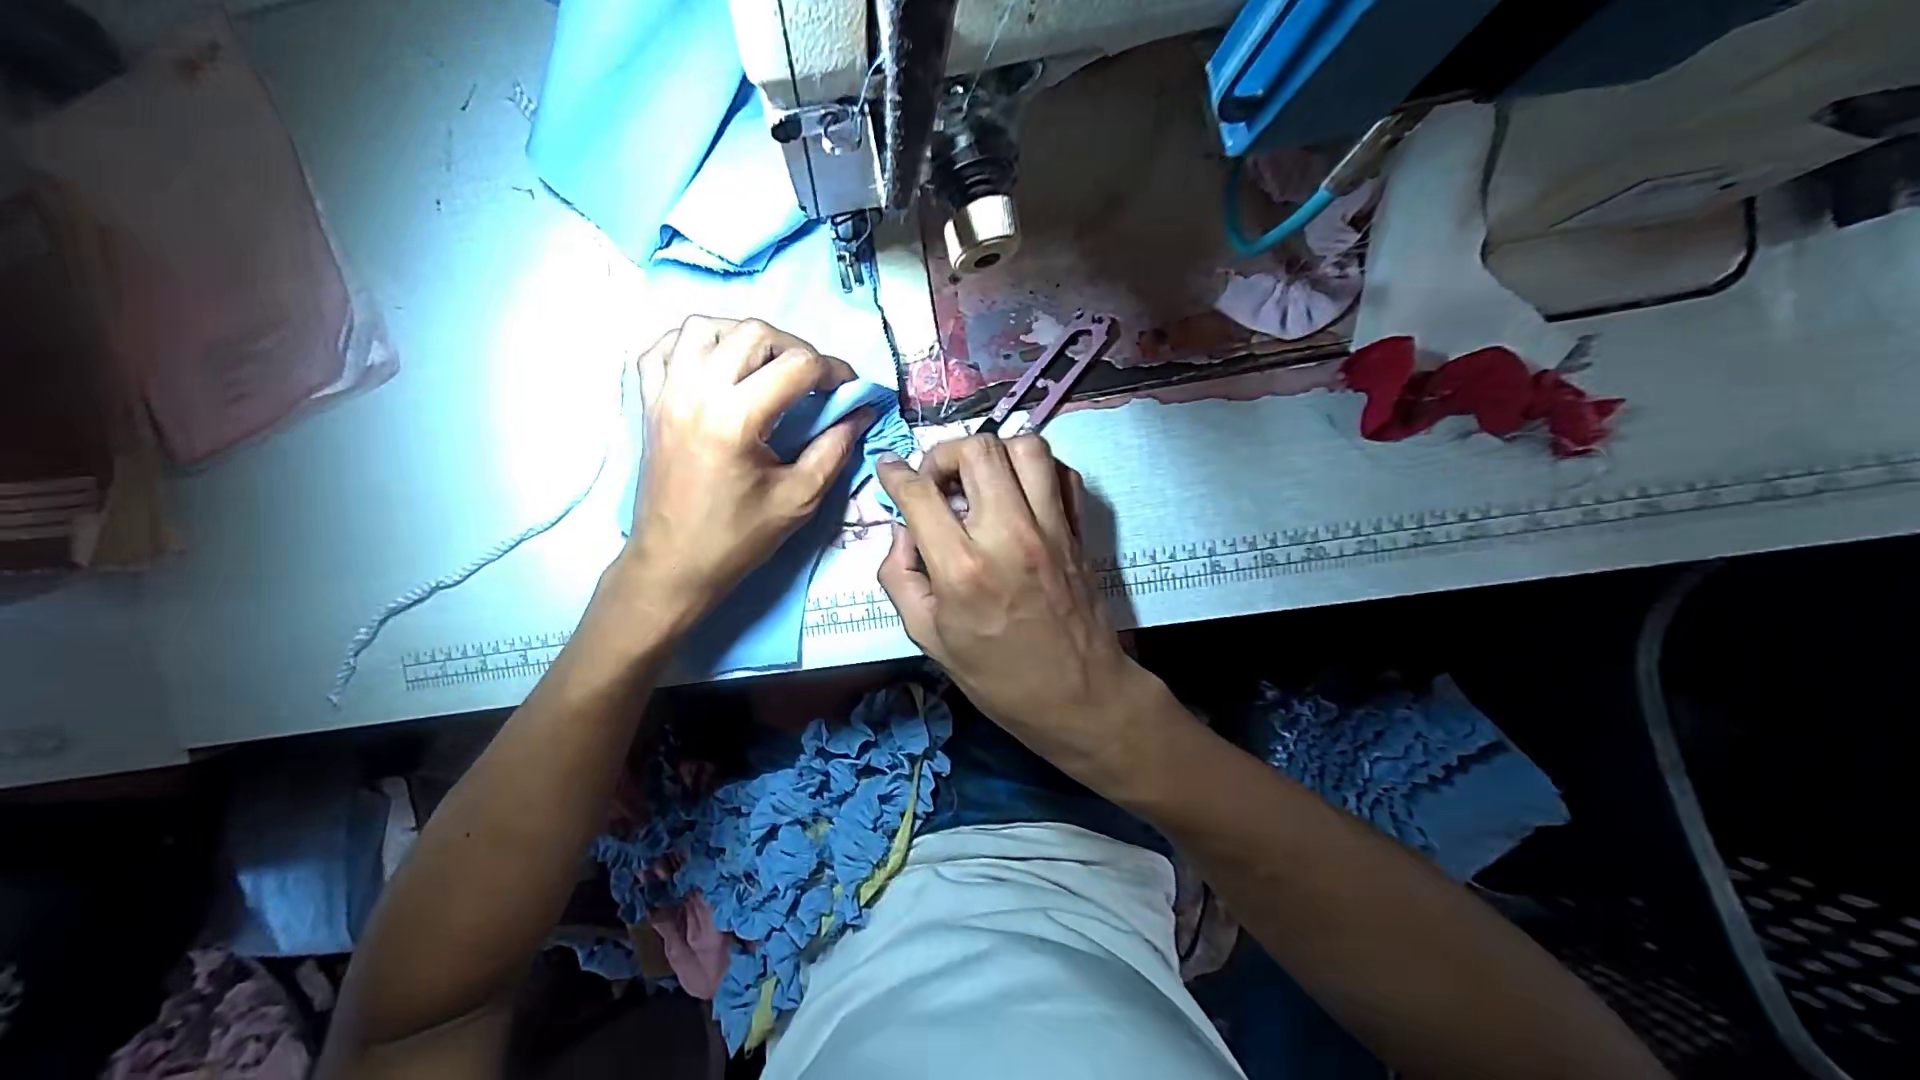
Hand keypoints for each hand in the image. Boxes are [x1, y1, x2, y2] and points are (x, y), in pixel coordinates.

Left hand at [620, 317, 870, 624]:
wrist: (672, 564)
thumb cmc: (737, 538)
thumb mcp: (799, 498)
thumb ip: (835, 448)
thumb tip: (862, 411)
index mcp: (734, 419)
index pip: (796, 365)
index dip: (834, 371)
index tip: (848, 390)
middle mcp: (695, 392)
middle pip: (753, 333)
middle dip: (795, 348)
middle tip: (812, 380)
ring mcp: (664, 392)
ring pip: (705, 327)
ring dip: (745, 338)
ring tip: (766, 367)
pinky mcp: (647, 401)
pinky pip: (664, 347)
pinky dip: (696, 345)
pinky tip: (719, 366)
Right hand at [875, 434, 1160, 773]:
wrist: (1079, 698)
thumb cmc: (999, 678)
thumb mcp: (929, 639)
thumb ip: (901, 578)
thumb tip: (902, 530)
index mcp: (963, 569)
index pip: (921, 493)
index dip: (895, 473)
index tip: (890, 471)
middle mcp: (1009, 536)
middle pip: (978, 450)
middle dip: (944, 453)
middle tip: (937, 481)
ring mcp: (1051, 529)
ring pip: (1026, 447)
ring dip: (994, 453)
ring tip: (979, 481)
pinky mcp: (1078, 531)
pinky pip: (1062, 473)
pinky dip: (1036, 470)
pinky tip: (1019, 494)